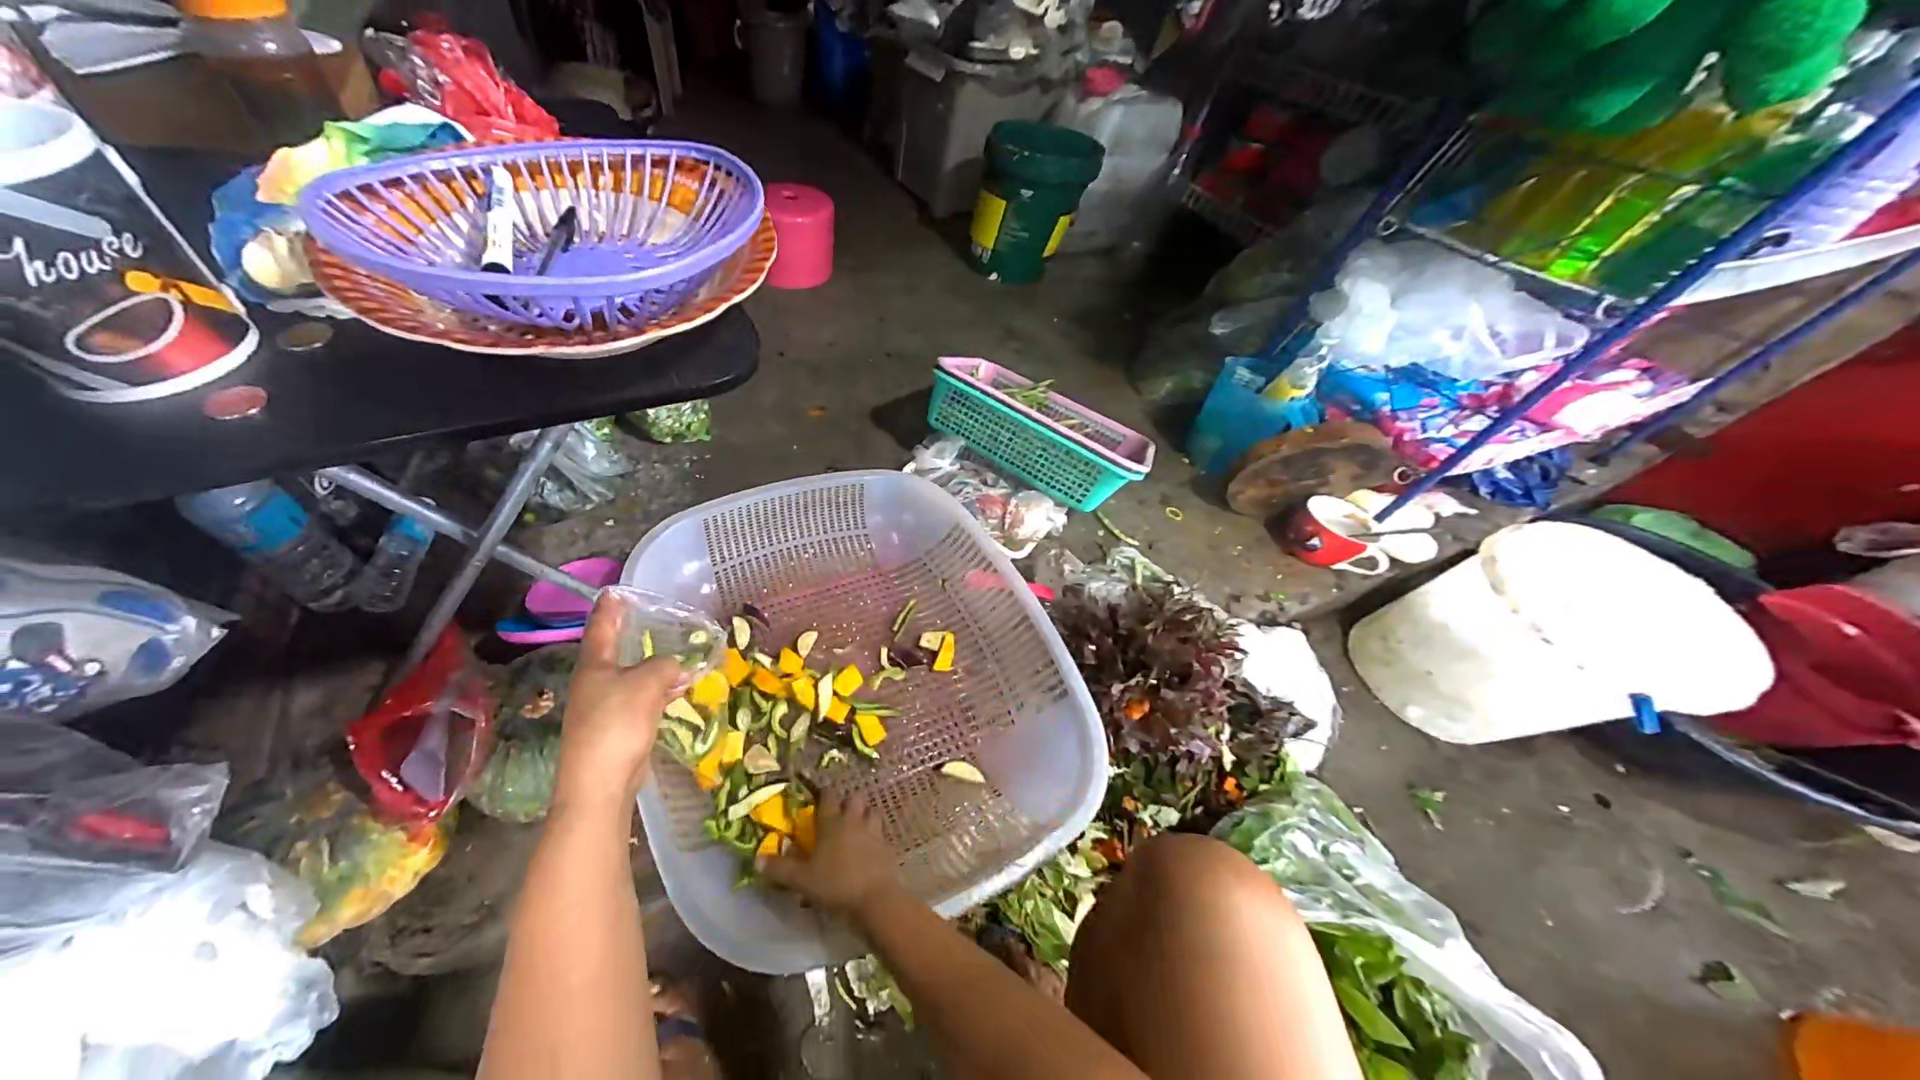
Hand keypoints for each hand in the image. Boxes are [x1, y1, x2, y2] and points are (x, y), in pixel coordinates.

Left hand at [552, 595, 683, 810]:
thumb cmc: (616, 725)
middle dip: (632, 635)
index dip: (610, 607)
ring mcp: (602, 707)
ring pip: (630, 677)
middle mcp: (593, 683)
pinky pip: (640, 699)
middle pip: (614, 652)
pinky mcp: (616, 729)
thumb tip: (679, 666)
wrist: (599, 784)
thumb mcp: (647, 684)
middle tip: (653, 618)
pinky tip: (676, 691)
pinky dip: (657, 690)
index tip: (617, 589)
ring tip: (675, 653)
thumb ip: (666, 666)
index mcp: (593, 665)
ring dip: (650, 666)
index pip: (601, 626)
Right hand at [763, 794, 901, 920]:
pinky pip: (881, 832)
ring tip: (856, 826)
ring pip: (872, 811)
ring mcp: (874, 832)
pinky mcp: (887, 846)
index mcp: (832, 822)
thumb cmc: (834, 883)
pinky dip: (875, 835)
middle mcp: (854, 821)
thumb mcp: (801, 879)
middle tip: (839, 812)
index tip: (819, 796)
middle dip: (848, 801)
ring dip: (865, 814)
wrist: (875, 897)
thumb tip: (757, 860)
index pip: (828, 796)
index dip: (824, 793)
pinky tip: (869, 846)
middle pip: (855, 798)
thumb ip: (779, 868)